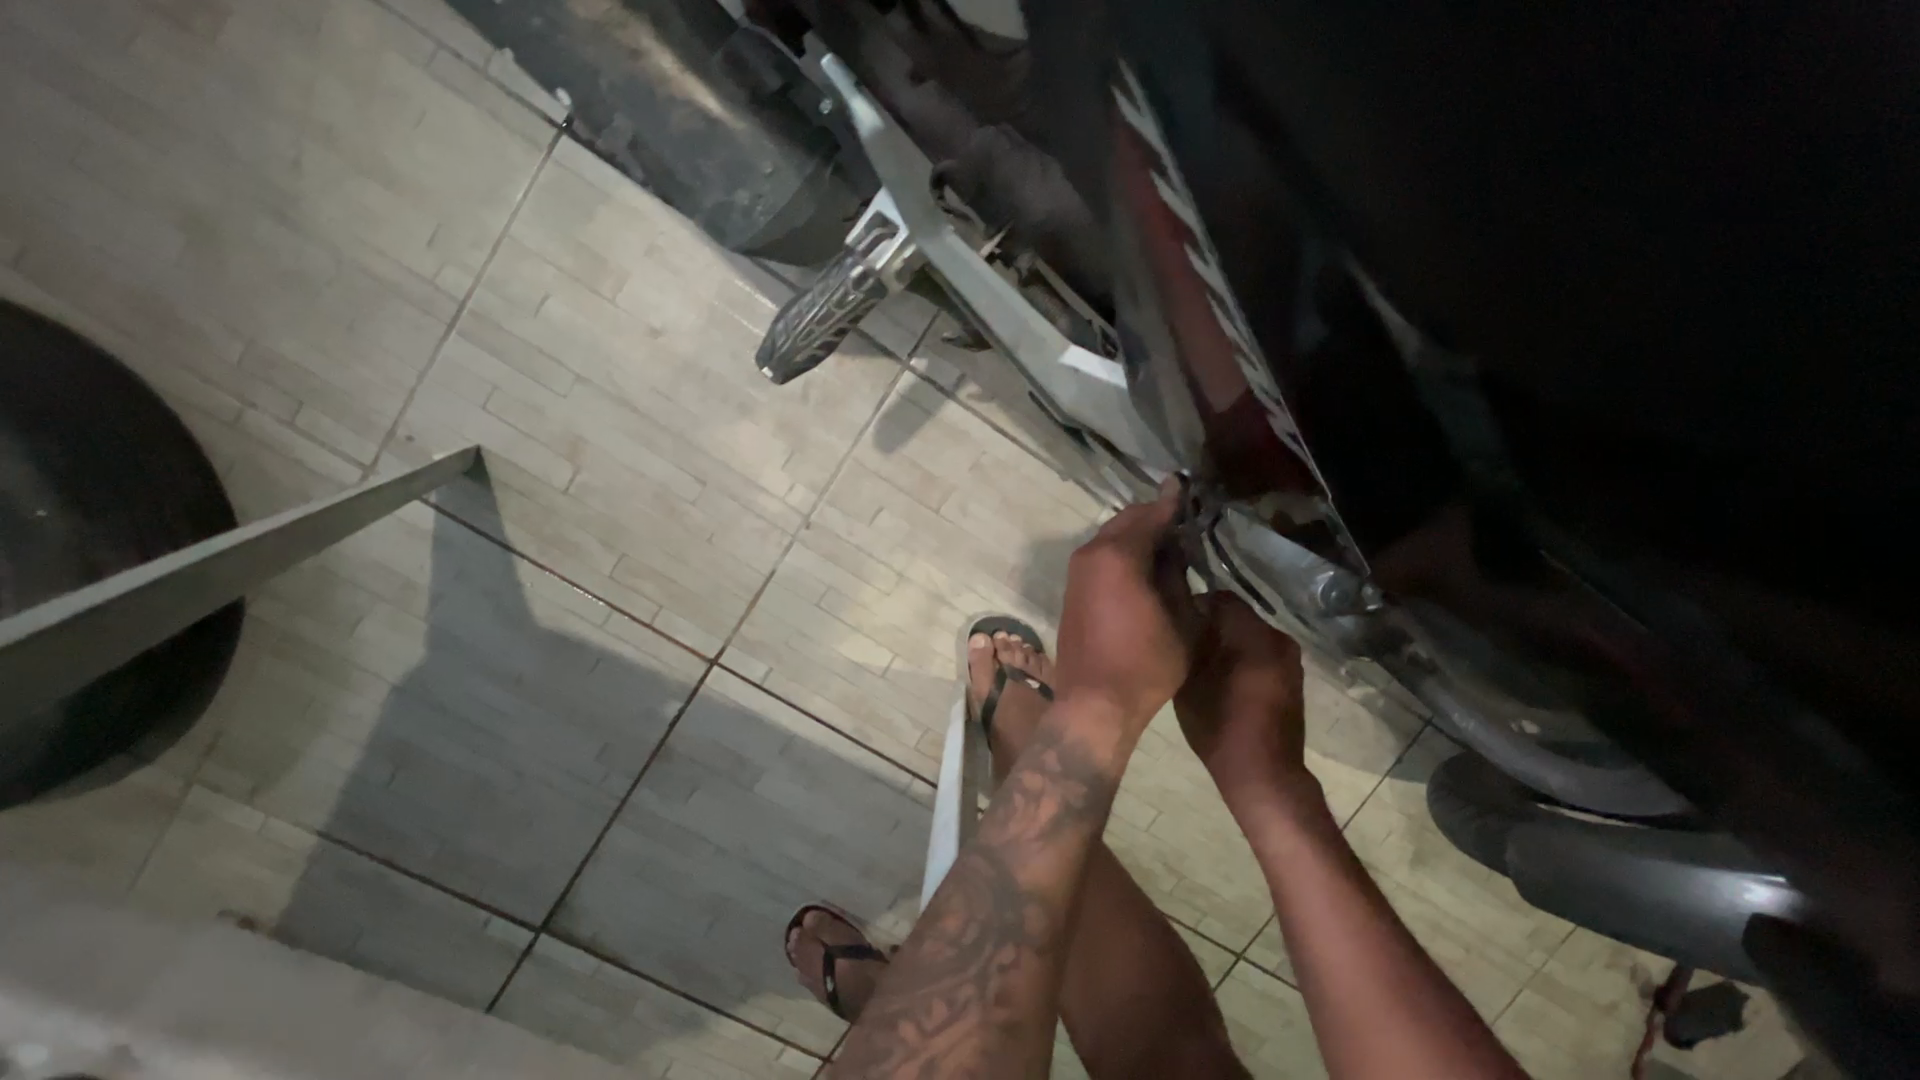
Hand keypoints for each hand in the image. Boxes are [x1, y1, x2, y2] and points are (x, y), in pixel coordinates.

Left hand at [1051, 479, 1194, 736]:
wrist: (1095, 703)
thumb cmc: (1146, 665)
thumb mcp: (1182, 620)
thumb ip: (1178, 576)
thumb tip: (1176, 550)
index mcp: (1119, 555)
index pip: (1152, 515)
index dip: (1174, 503)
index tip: (1190, 489)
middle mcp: (1091, 553)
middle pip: (1127, 521)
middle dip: (1155, 517)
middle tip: (1185, 521)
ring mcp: (1077, 571)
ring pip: (1112, 537)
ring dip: (1138, 535)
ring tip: (1170, 543)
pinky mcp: (1073, 589)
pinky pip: (1102, 557)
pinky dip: (1123, 553)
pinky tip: (1145, 566)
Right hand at [1175, 594, 1313, 811]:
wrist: (1264, 773)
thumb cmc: (1219, 726)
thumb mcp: (1189, 683)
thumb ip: (1188, 644)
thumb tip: (1185, 620)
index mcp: (1254, 636)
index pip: (1222, 598)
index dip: (1196, 606)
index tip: (1177, 625)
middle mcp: (1279, 640)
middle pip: (1238, 616)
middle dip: (1212, 625)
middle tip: (1186, 645)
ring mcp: (1290, 660)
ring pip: (1250, 636)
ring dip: (1228, 643)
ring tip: (1202, 665)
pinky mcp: (1293, 679)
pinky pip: (1262, 654)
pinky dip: (1243, 658)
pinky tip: (1224, 681)